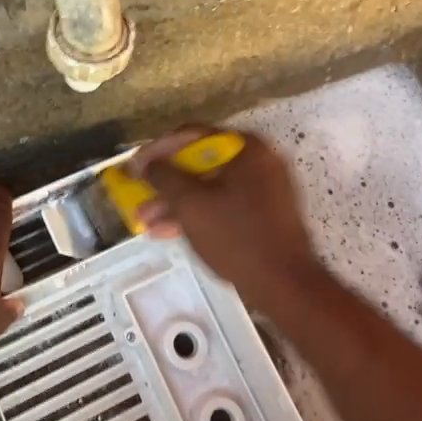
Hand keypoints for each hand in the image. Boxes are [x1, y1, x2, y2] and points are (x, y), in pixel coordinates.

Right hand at [130, 126, 328, 303]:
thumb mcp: (190, 204)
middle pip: (200, 162)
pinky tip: (170, 231)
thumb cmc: (237, 237)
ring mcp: (265, 187)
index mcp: (245, 147)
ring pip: (210, 186)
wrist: (286, 285)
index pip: (190, 135)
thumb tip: (147, 164)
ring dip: (177, 202)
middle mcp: (258, 159)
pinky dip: (199, 213)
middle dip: (166, 183)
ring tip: (147, 221)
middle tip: (140, 195)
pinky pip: (225, 203)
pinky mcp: (265, 212)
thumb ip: (163, 177)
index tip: (135, 166)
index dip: (156, 150)